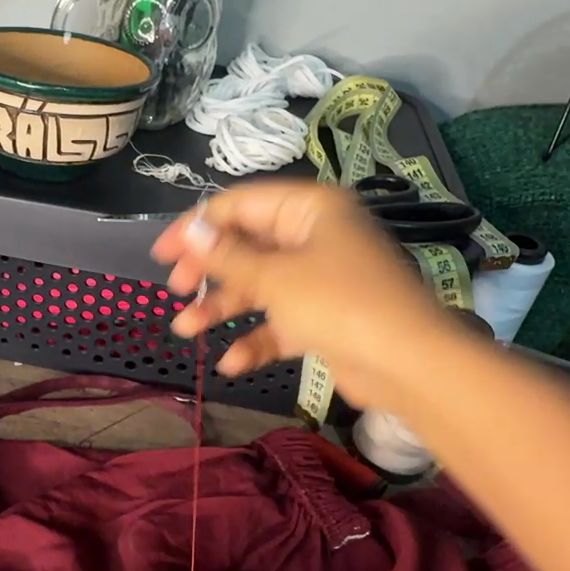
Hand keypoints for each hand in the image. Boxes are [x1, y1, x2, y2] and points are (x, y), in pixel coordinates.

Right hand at [150, 180, 454, 410]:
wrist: (408, 364)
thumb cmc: (338, 304)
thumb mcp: (274, 278)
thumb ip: (227, 256)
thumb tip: (190, 229)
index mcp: (309, 210)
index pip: (240, 205)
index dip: (196, 227)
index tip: (162, 255)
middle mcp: (314, 237)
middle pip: (247, 247)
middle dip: (208, 273)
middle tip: (177, 292)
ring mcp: (320, 279)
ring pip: (258, 287)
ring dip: (223, 309)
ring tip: (187, 332)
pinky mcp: (324, 318)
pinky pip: (279, 321)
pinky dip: (255, 338)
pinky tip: (232, 364)